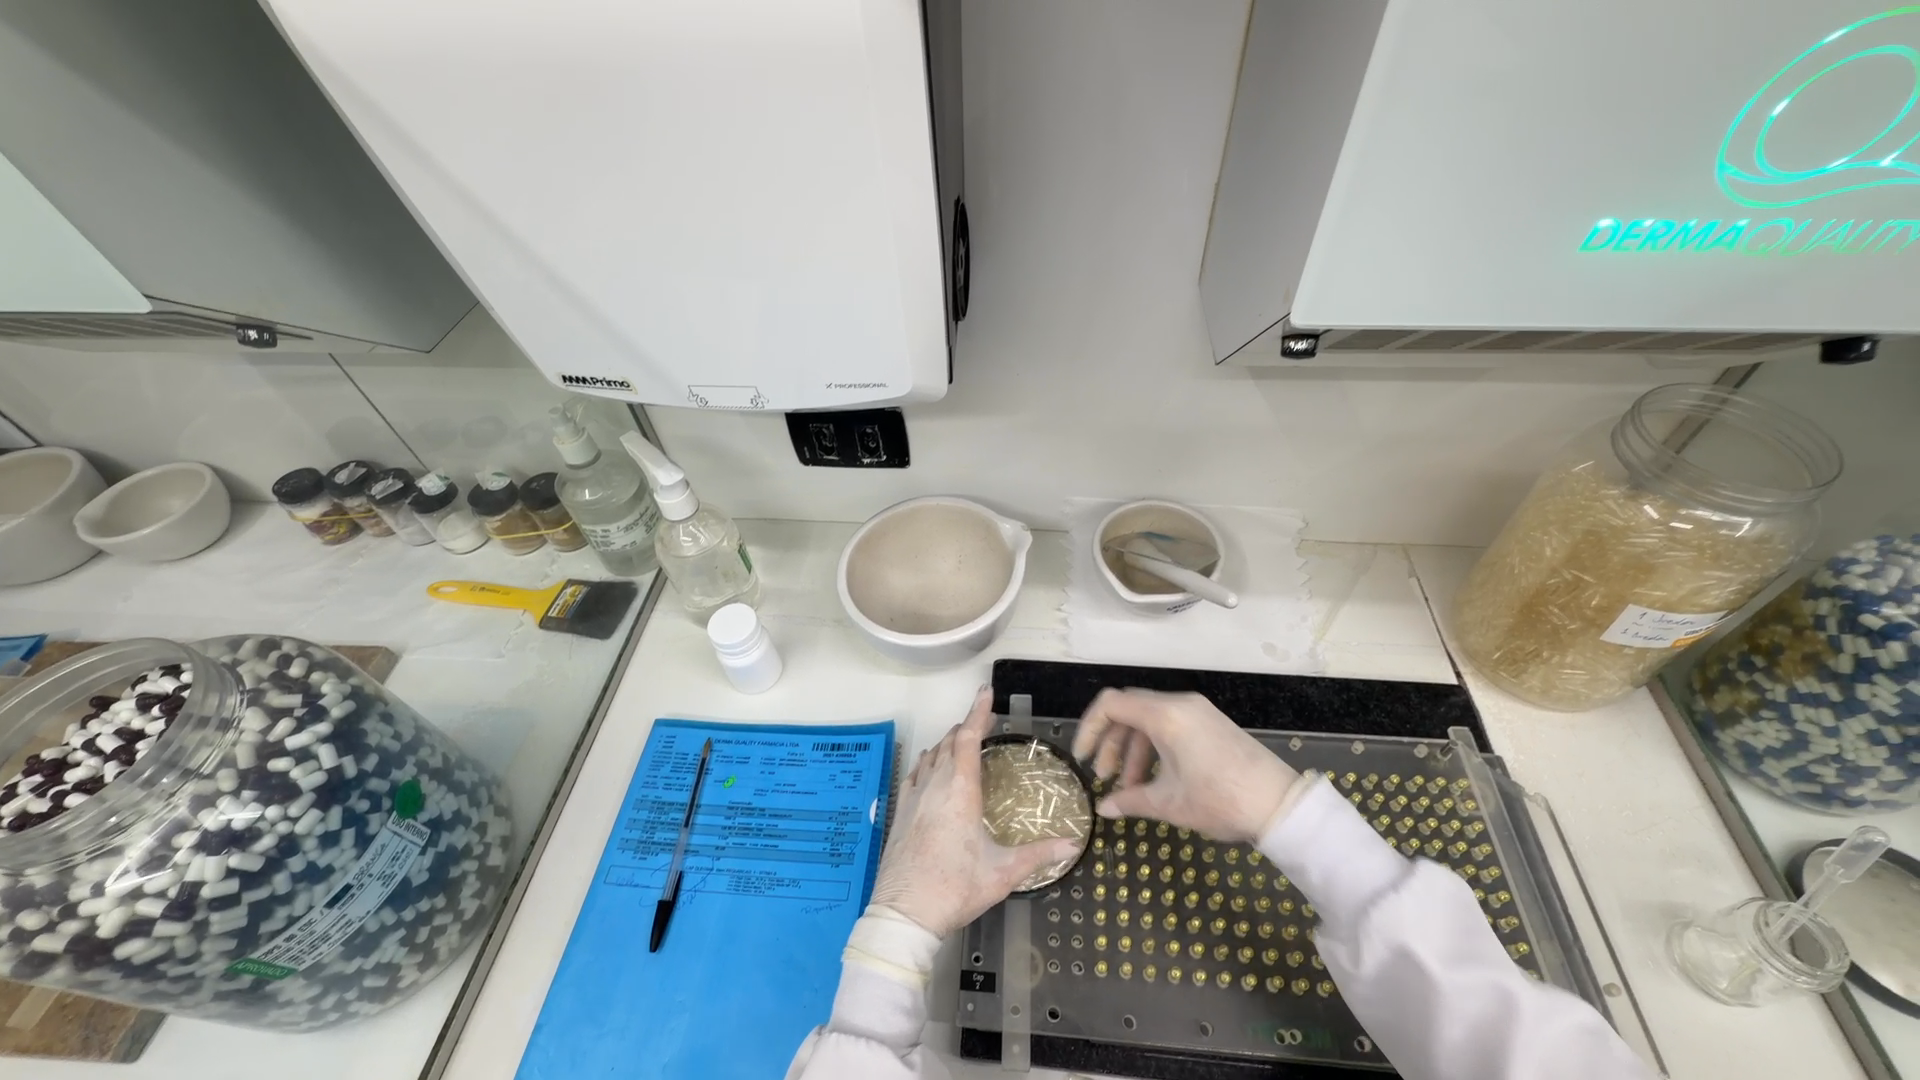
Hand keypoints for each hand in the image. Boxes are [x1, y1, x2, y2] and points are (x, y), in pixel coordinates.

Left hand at [869, 689, 1084, 937]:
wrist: (904, 914)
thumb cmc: (954, 889)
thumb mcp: (1003, 873)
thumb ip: (1039, 854)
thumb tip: (1073, 844)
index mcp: (960, 791)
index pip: (970, 738)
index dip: (979, 712)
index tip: (986, 692)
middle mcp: (934, 785)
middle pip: (950, 742)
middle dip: (967, 726)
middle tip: (985, 722)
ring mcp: (913, 797)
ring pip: (931, 755)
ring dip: (948, 743)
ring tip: (963, 743)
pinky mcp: (900, 811)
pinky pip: (915, 773)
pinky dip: (928, 761)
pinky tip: (932, 769)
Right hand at [1070, 689, 1299, 842]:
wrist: (1281, 805)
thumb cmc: (1221, 800)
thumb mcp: (1170, 804)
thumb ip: (1131, 801)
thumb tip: (1104, 808)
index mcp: (1166, 716)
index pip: (1111, 704)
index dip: (1089, 728)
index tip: (1083, 759)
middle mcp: (1179, 704)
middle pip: (1128, 710)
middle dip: (1110, 743)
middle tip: (1106, 777)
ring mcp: (1197, 711)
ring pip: (1149, 719)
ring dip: (1133, 750)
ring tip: (1130, 788)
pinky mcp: (1210, 723)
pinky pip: (1169, 725)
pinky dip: (1154, 747)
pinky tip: (1154, 780)